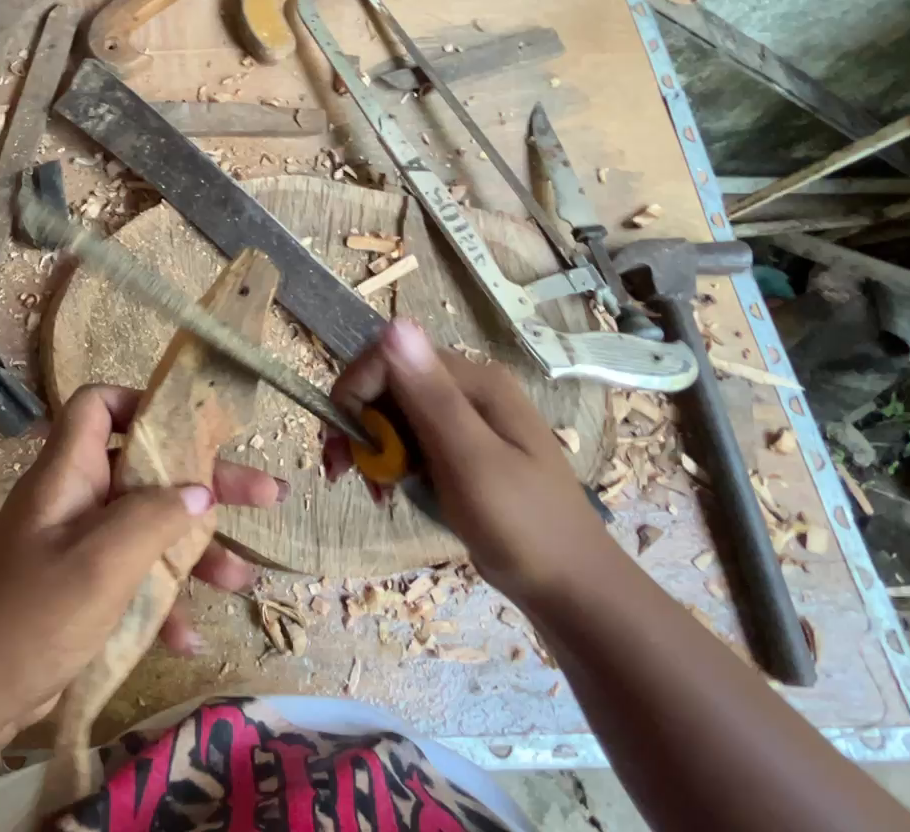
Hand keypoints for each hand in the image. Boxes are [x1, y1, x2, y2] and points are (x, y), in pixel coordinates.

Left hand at [0, 384, 284, 741]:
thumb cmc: (33, 616)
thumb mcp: (101, 562)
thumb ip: (153, 518)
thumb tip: (198, 490)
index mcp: (67, 475)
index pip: (97, 407)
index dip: (142, 403)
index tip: (195, 426)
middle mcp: (72, 500)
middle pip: (143, 469)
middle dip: (204, 482)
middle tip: (267, 495)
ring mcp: (75, 546)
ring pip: (146, 528)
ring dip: (194, 550)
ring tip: (243, 582)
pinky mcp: (80, 589)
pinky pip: (131, 578)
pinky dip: (160, 601)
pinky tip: (187, 639)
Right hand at [331, 319, 617, 603]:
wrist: (569, 586)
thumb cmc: (522, 525)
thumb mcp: (470, 460)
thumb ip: (430, 395)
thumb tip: (394, 323)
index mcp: (475, 382)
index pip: (388, 358)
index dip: (353, 393)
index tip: (339, 442)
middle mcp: (469, 389)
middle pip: (386, 385)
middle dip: (355, 425)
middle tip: (342, 471)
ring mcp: (465, 420)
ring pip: (391, 414)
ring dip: (368, 448)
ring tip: (370, 490)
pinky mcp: (459, 448)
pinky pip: (407, 440)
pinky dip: (388, 463)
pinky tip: (389, 492)